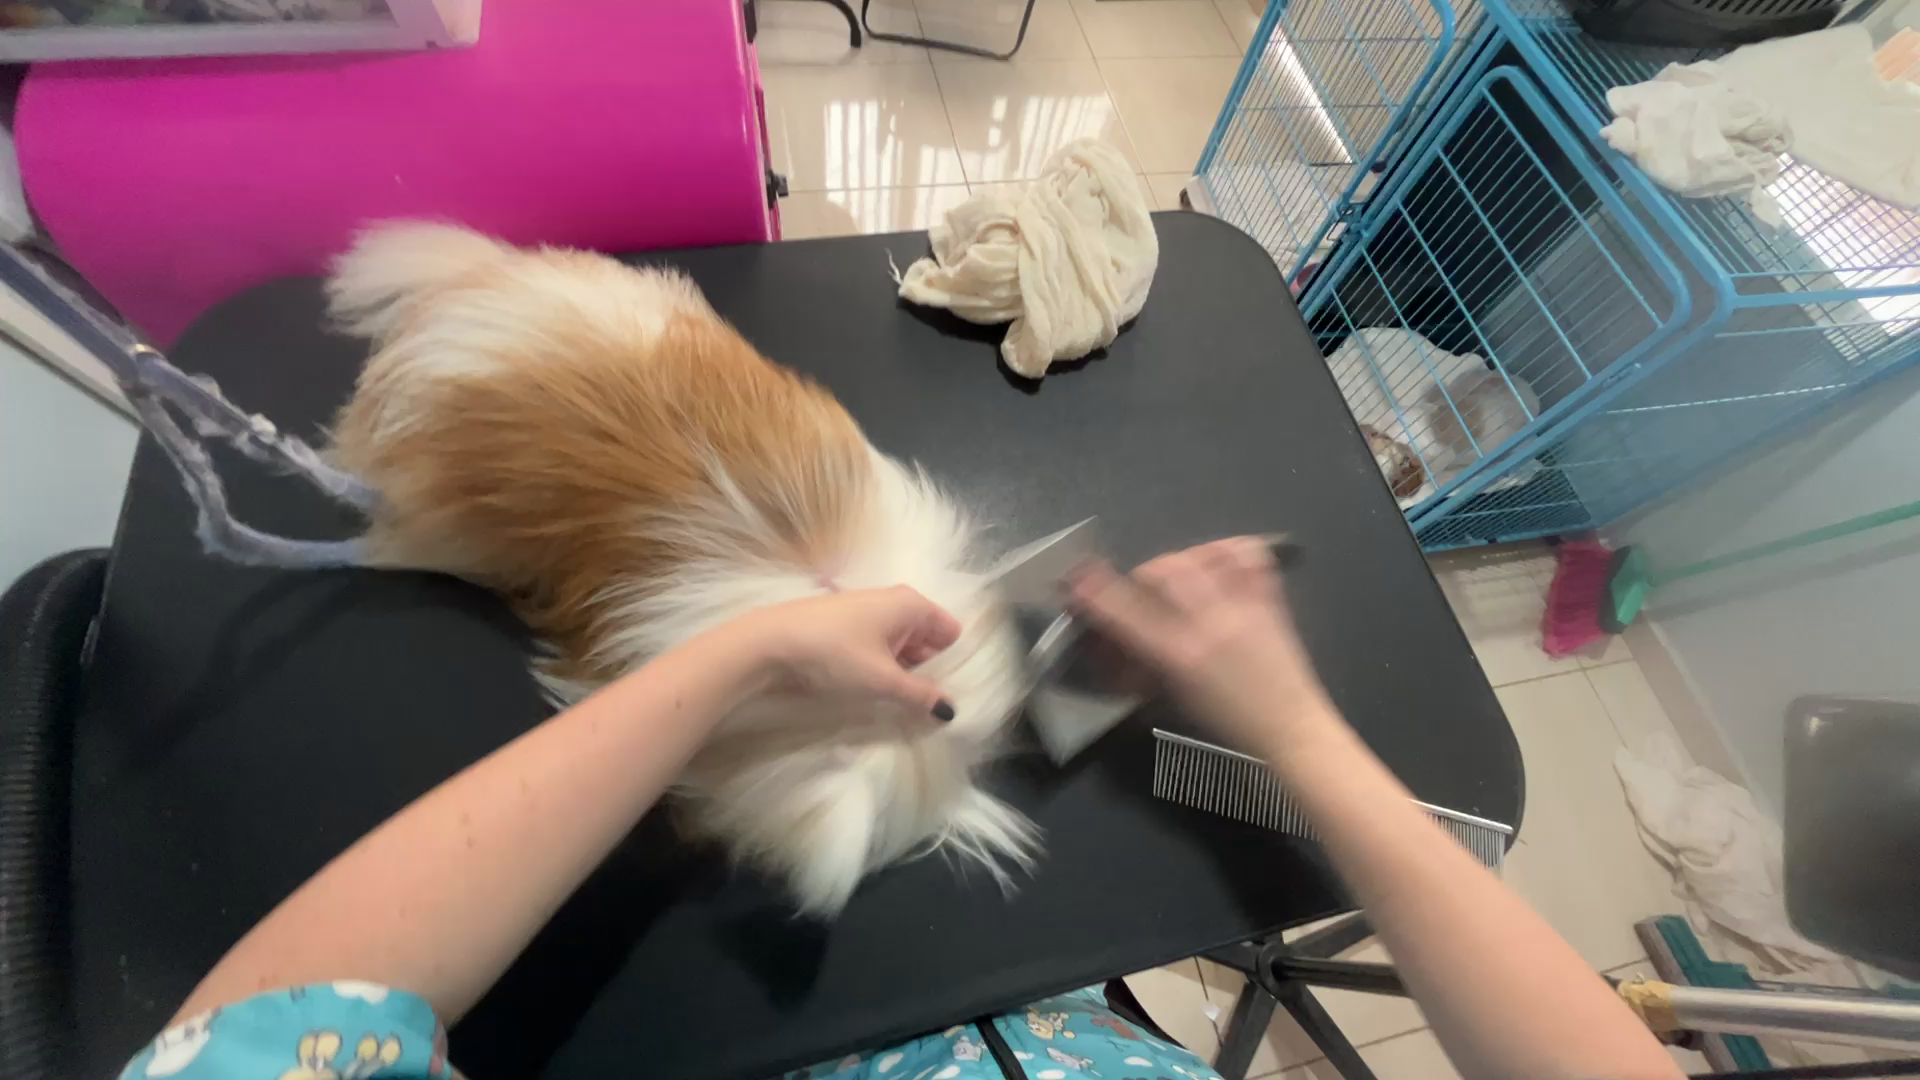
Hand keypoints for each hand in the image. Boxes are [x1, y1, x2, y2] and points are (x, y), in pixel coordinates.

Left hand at [738, 586, 962, 719]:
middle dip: (929, 671)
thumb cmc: (833, 655)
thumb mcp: (882, 680)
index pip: (951, 632)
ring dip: (904, 673)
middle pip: (928, 639)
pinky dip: (883, 667)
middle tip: (928, 707)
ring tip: (903, 705)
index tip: (949, 695)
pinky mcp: (846, 625)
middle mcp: (894, 601)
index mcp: (911, 604)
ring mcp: (868, 612)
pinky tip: (874, 691)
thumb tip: (950, 711)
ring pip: (902, 645)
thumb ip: (921, 695)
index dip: (953, 663)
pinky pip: (879, 646)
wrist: (767, 643)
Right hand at [1069, 537, 1332, 747]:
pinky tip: (1214, 563)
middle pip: (1165, 570)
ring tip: (1177, 576)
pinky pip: (1249, 555)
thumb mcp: (1170, 697)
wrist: (1291, 730)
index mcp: (1180, 656)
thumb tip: (1108, 642)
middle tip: (1139, 588)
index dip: (1094, 591)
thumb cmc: (1224, 723)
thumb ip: (1137, 662)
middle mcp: (1211, 625)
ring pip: (1201, 556)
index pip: (1126, 612)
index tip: (1075, 579)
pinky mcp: (1270, 602)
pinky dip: (1225, 551)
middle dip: (1141, 573)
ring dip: (1180, 559)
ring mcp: (1243, 609)